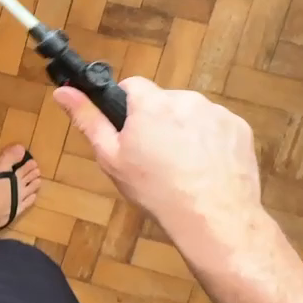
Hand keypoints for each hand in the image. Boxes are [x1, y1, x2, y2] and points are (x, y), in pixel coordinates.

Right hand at [53, 78, 277, 274]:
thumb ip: (87, 120)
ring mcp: (217, 113)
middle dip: (156, 121)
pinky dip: (208, 141)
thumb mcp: (111, 158)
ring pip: (190, 114)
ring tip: (181, 166)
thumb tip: (62, 92)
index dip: (126, 106)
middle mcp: (186, 99)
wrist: (213, 217)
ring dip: (183, 130)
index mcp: (151, 103)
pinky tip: (204, 168)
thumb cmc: (155, 189)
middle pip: (162, 102)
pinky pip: (215, 127)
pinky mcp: (240, 128)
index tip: (128, 131)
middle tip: (152, 156)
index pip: (132, 85)